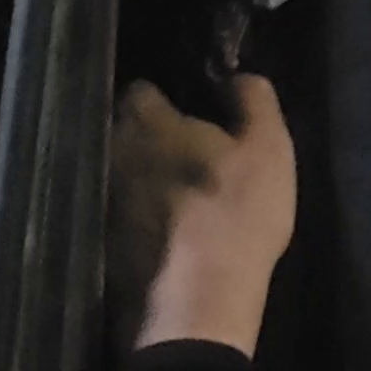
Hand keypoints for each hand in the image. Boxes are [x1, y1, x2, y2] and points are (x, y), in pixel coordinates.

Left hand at [129, 75, 296, 357]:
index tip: (194, 116)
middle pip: (127, 132)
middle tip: (191, 158)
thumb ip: (255, 102)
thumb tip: (241, 74)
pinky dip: (141, 218)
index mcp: (147, 121)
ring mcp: (101, 199)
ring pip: (123, 175)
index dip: (169, 101)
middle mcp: (111, 151)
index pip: (143, 91)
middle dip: (152, 139)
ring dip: (145, 180)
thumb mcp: (269, 149)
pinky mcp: (102, 241)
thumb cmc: (238, 212)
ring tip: (181, 199)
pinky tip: (170, 235)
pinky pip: (122, 216)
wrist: (201, 295)